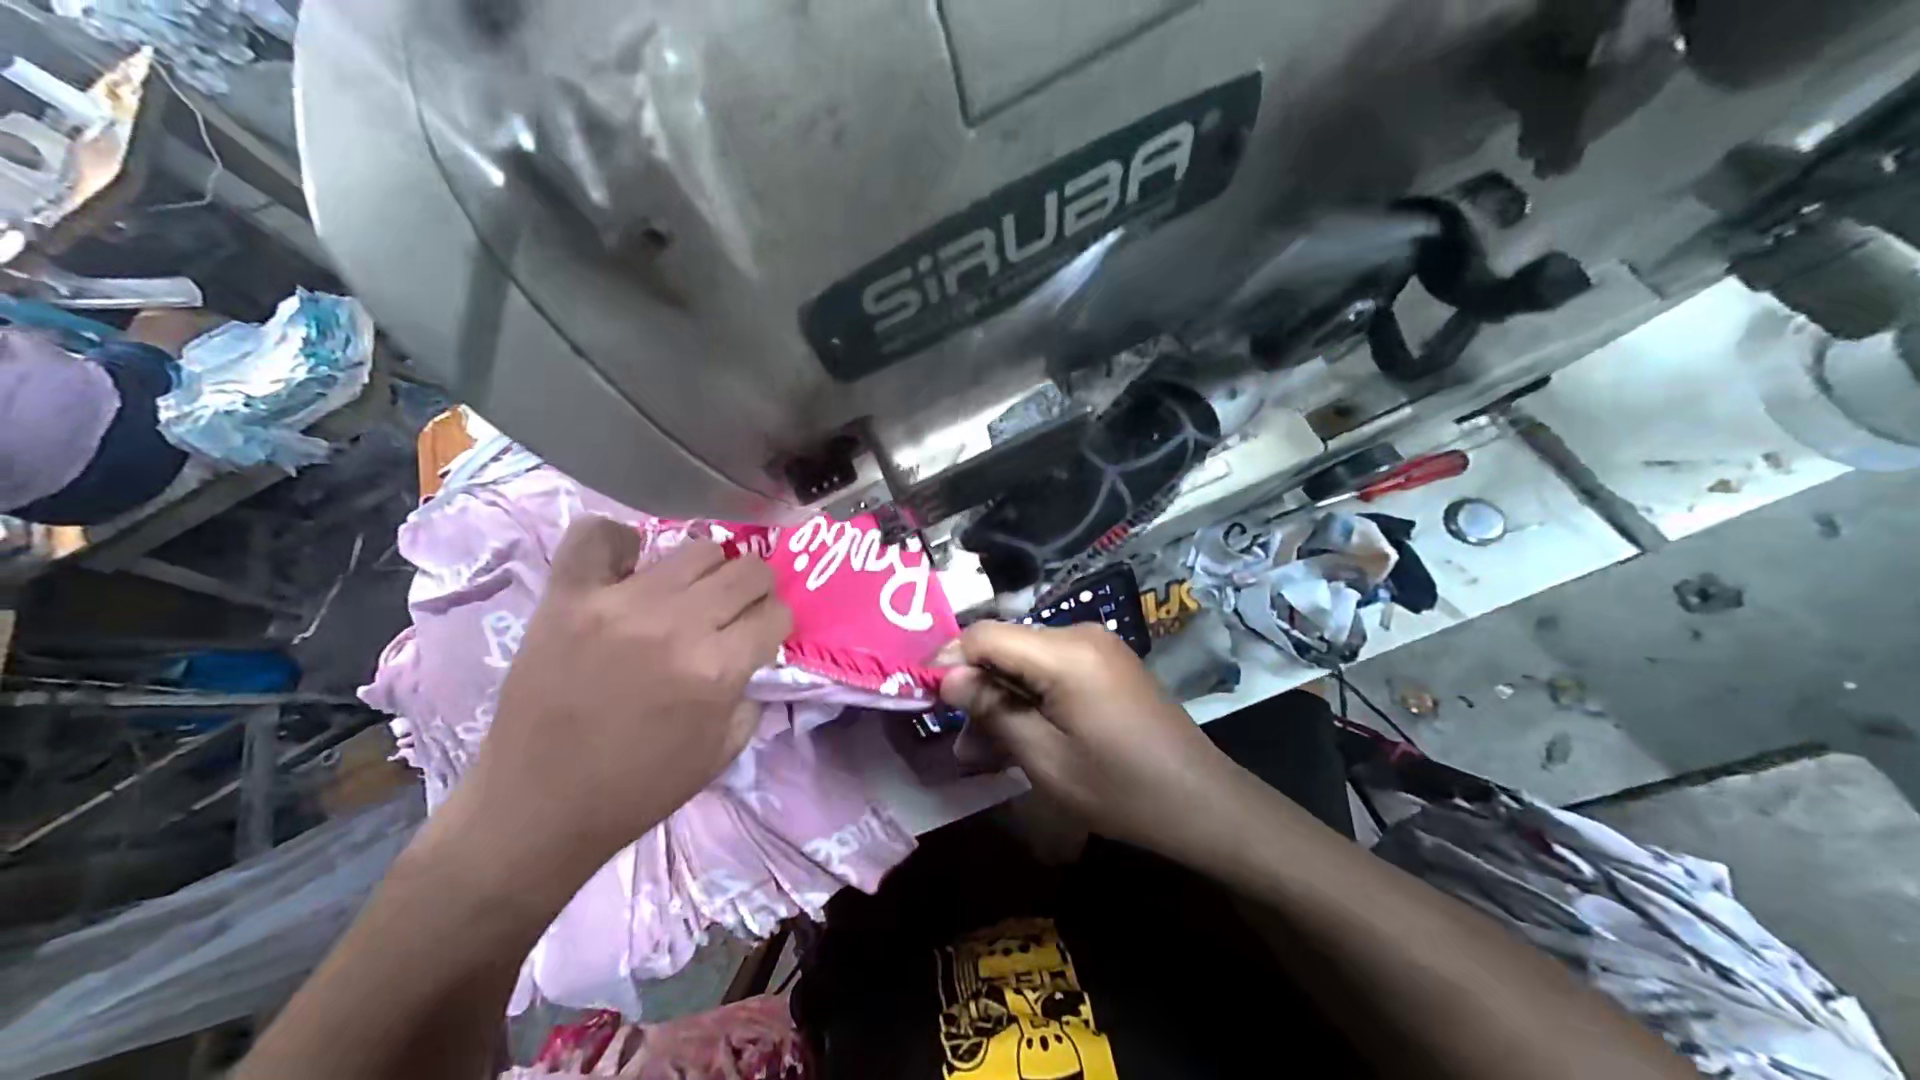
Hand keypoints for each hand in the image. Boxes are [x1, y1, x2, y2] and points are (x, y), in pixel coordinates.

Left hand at [462, 517, 791, 876]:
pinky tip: (627, 568)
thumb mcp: (723, 751)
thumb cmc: (640, 788)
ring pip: (697, 548)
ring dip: (706, 571)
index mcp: (717, 670)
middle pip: (749, 570)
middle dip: (755, 590)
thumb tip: (757, 647)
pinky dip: (620, 544)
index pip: (776, 613)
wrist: (538, 806)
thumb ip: (752, 692)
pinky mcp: (568, 597)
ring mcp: (619, 604)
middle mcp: (677, 625)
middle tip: (734, 610)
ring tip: (686, 594)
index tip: (761, 634)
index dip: (775, 624)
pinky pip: (598, 535)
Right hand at [939, 622, 1251, 859]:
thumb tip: (946, 678)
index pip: (986, 635)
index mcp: (1066, 652)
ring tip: (980, 753)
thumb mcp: (1045, 758)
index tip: (923, 695)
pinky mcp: (1106, 667)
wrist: (1203, 804)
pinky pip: (1052, 673)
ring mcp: (1097, 649)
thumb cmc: (1121, 788)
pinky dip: (1029, 702)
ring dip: (1001, 702)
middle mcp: (1080, 636)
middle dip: (975, 690)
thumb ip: (992, 710)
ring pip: (1026, 664)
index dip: (949, 660)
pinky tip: (1017, 740)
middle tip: (957, 741)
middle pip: (1005, 648)